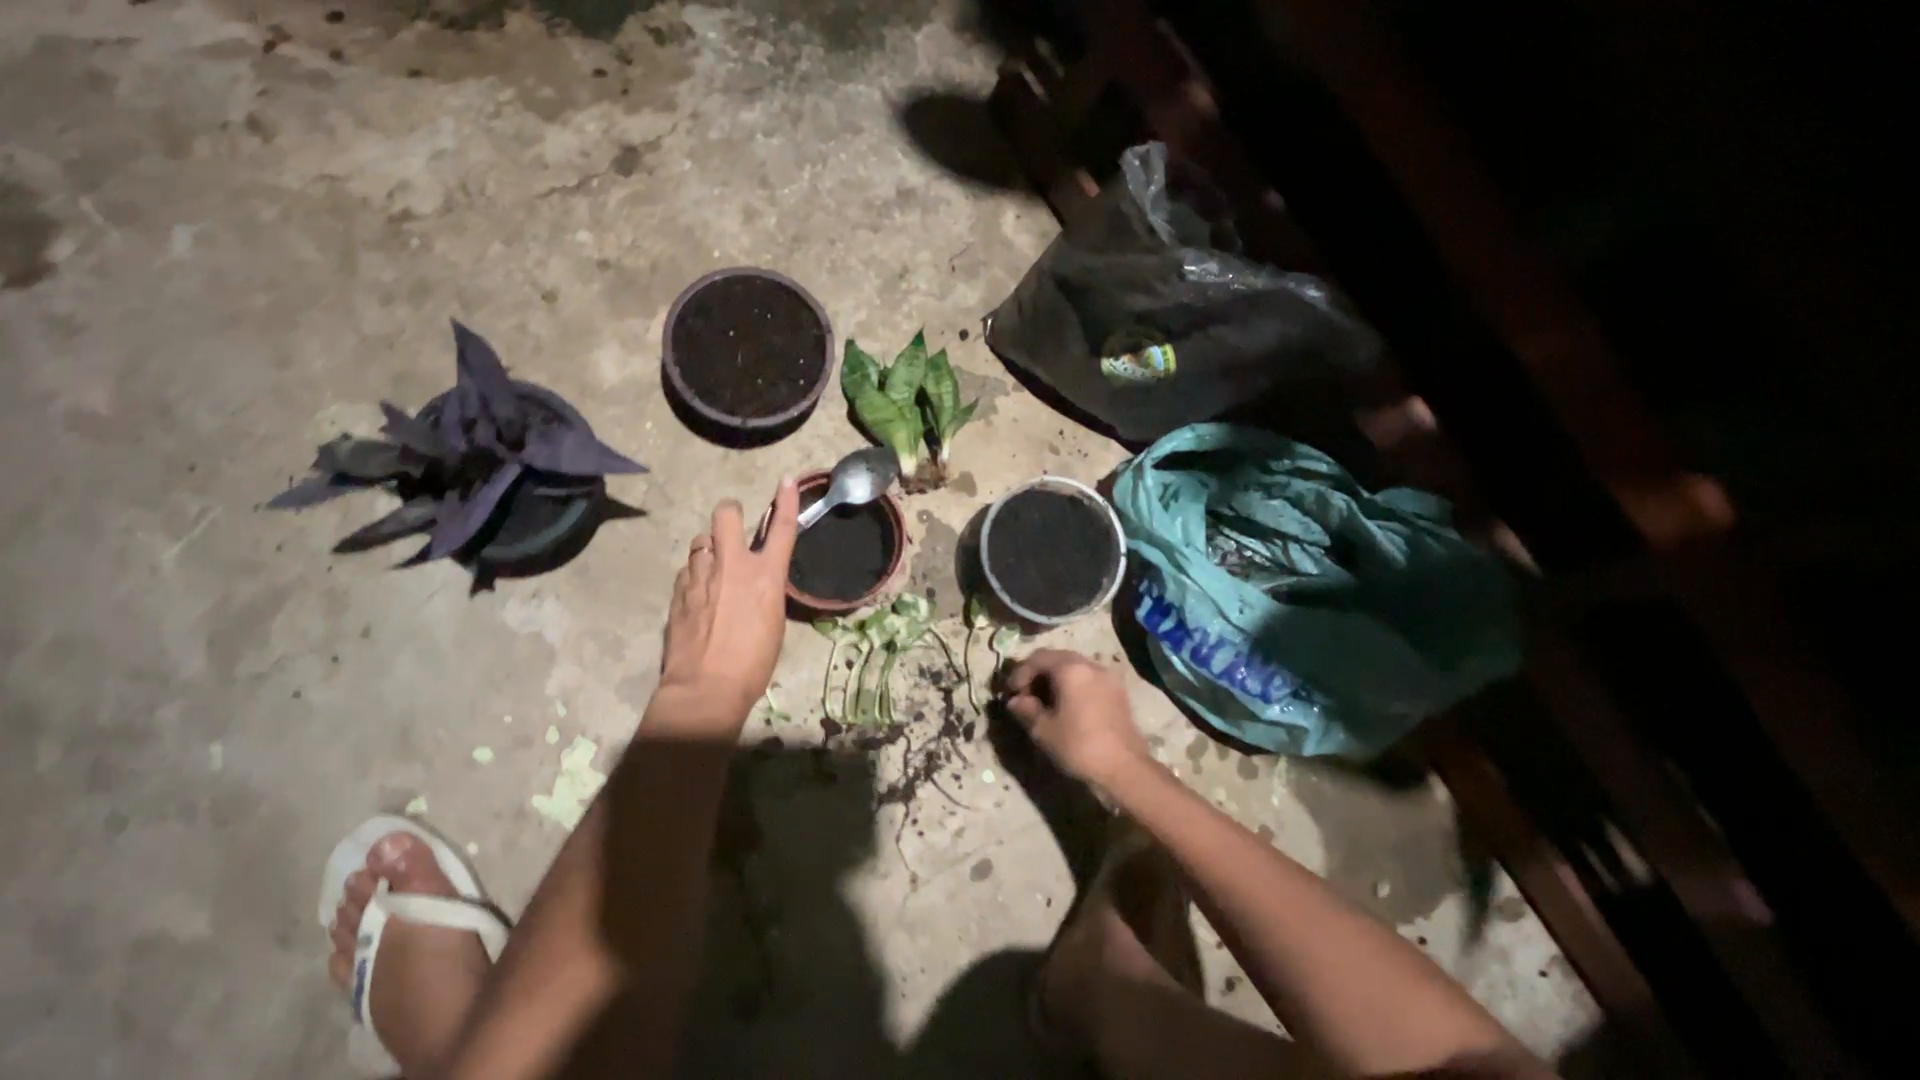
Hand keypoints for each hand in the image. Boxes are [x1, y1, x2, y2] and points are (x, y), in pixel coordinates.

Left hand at [656, 477, 799, 731]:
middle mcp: (732, 565)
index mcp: (765, 576)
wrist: (706, 686)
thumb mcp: (774, 622)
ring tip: (713, 568)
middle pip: (726, 514)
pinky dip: (695, 575)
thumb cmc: (753, 663)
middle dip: (731, 513)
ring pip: (701, 540)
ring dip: (709, 548)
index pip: (780, 527)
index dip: (785, 500)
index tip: (785, 481)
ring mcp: (700, 575)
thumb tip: (756, 581)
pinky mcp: (678, 591)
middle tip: (733, 527)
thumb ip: (765, 591)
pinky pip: (688, 569)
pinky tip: (698, 594)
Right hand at [1003, 649, 1152, 788]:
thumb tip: (1015, 701)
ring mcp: (1108, 676)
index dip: (1019, 673)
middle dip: (1037, 674)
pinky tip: (1066, 706)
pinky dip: (1073, 685)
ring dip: (1055, 679)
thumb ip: (1025, 709)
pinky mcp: (1118, 690)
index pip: (1037, 658)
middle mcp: (1091, 665)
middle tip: (1025, 696)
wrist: (1124, 767)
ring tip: (1044, 702)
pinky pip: (1088, 678)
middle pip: (1057, 658)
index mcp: (1070, 669)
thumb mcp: (1043, 730)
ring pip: (1074, 667)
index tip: (1011, 694)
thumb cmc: (1079, 746)